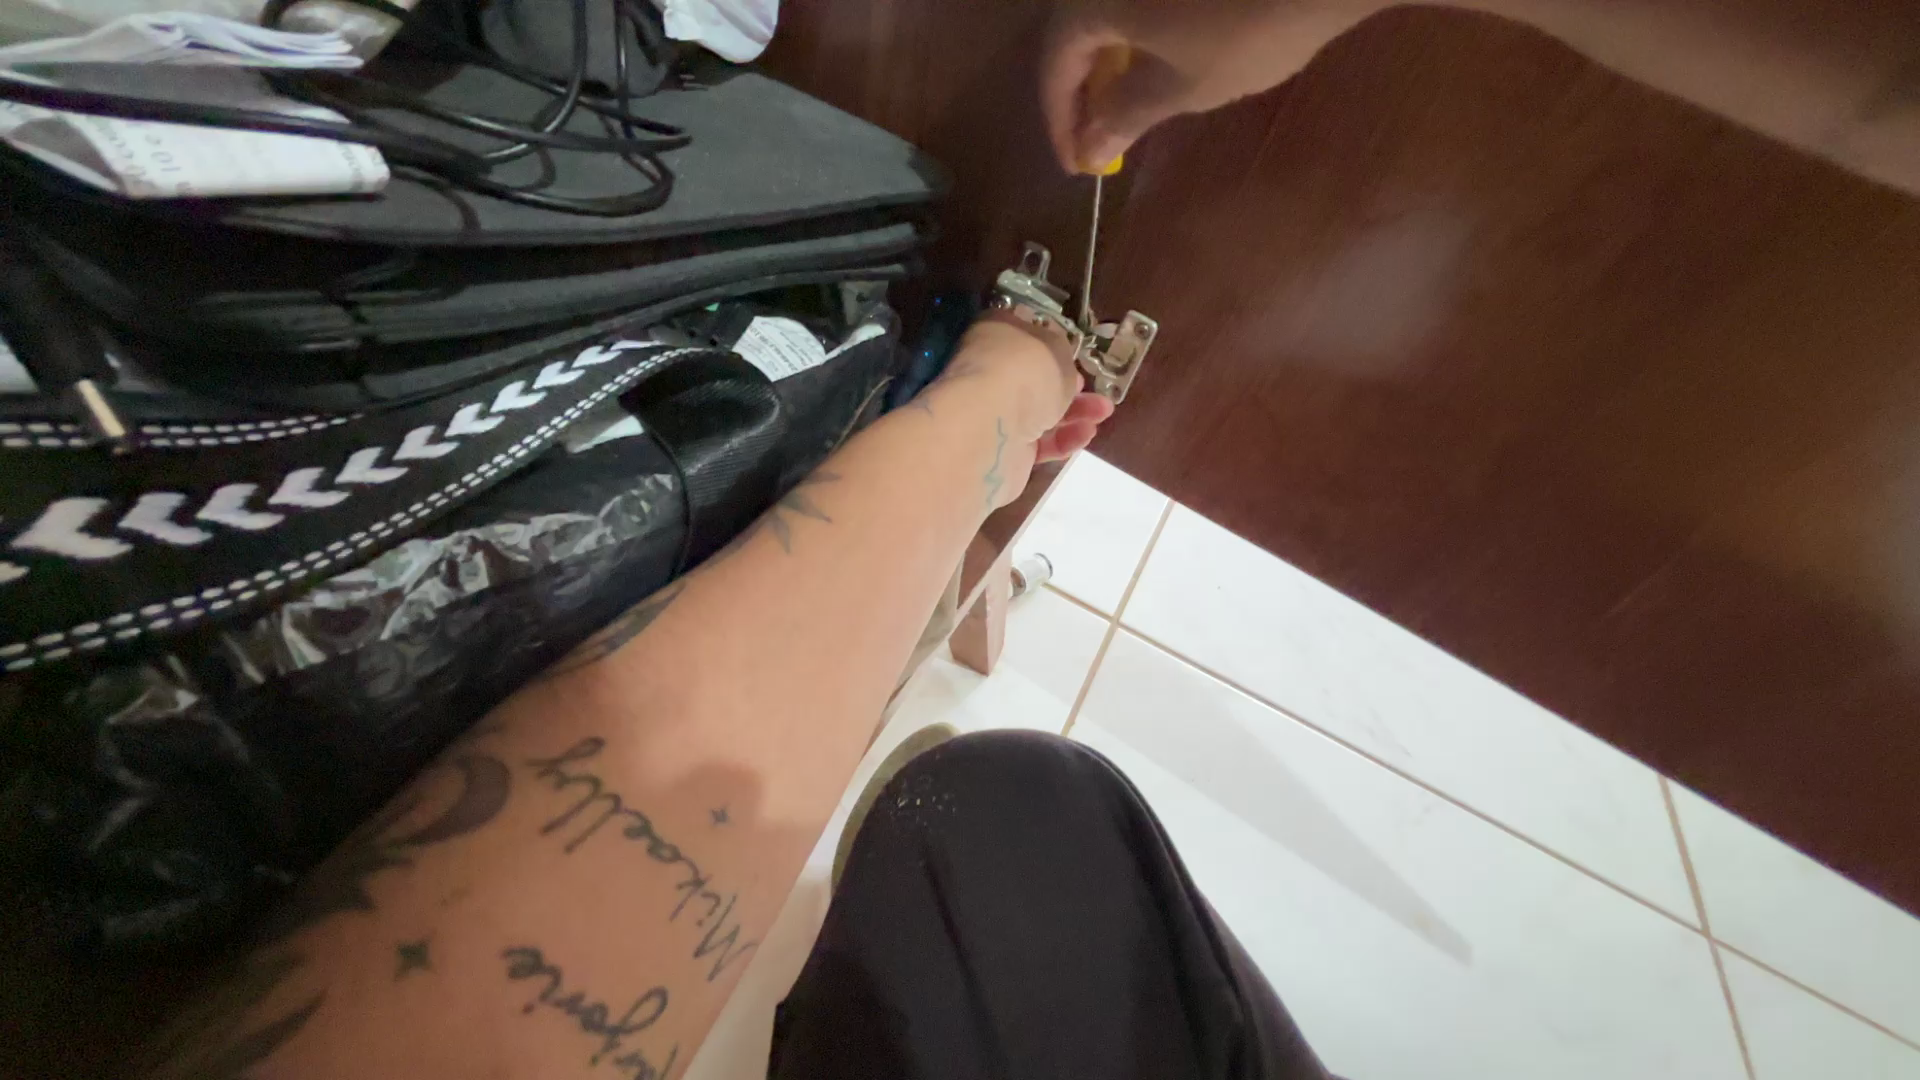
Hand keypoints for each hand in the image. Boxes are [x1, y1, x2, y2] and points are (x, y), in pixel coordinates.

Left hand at [934, 311, 1117, 507]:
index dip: (1050, 344)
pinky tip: (1086, 434)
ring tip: (1103, 412)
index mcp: (994, 336)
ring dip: (1075, 412)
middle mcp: (990, 374)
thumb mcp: (1056, 349)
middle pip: (1034, 380)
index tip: (1074, 354)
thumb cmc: (1025, 373)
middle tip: (1089, 386)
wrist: (992, 431)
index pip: (1023, 335)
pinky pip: (1040, 444)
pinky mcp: (1005, 452)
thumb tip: (1057, 361)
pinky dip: (1064, 440)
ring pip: (1041, 413)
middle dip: (1068, 384)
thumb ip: (1060, 353)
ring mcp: (996, 416)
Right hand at [1041, 0, 1385, 173]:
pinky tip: (1163, 51)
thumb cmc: (1247, 28)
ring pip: (1111, 9)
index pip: (1056, 63)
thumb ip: (1123, 116)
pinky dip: (1142, 29)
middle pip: (1078, 29)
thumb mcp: (1180, 86)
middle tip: (1101, 136)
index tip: (1077, 164)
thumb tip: (1089, 146)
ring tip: (1130, 101)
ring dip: (1113, 59)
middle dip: (1085, 89)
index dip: (1062, 121)